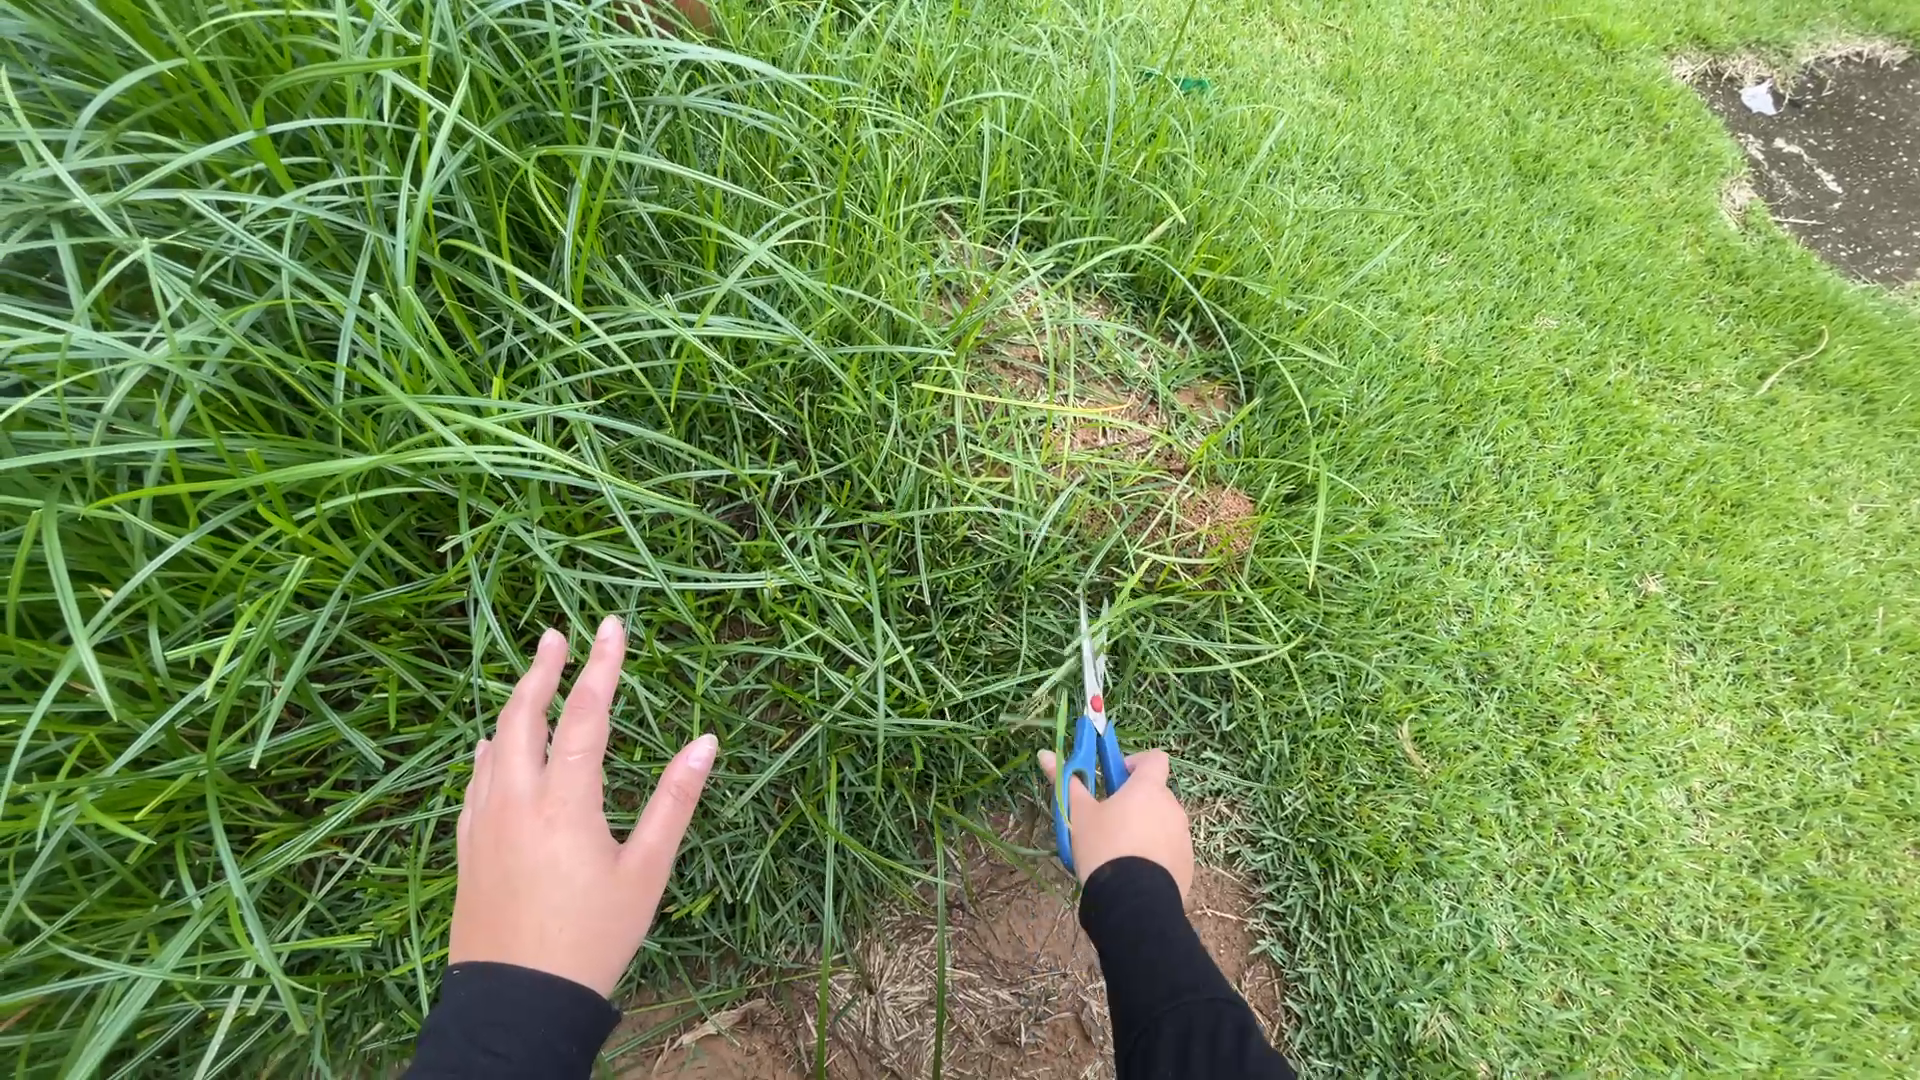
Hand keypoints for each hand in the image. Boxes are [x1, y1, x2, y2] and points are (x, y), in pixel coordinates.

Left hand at [450, 616, 717, 996]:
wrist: (514, 1009)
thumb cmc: (593, 937)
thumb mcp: (647, 871)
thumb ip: (675, 801)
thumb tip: (706, 741)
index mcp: (564, 804)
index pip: (584, 716)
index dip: (601, 666)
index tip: (610, 625)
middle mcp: (515, 804)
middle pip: (521, 718)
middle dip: (540, 670)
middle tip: (556, 634)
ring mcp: (483, 826)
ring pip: (492, 746)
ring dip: (514, 704)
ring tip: (532, 676)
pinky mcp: (467, 850)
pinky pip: (475, 782)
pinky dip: (489, 750)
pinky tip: (492, 747)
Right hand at [1037, 747, 1192, 898]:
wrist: (1132, 902)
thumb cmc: (1103, 848)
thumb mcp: (1079, 815)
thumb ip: (1066, 781)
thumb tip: (1044, 754)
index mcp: (1147, 789)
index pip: (1155, 758)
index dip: (1137, 762)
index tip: (1118, 776)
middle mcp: (1171, 807)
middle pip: (1156, 792)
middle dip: (1136, 800)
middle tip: (1110, 818)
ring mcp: (1182, 837)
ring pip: (1163, 821)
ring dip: (1147, 826)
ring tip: (1120, 849)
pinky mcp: (1187, 864)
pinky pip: (1171, 848)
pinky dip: (1156, 852)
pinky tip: (1135, 871)